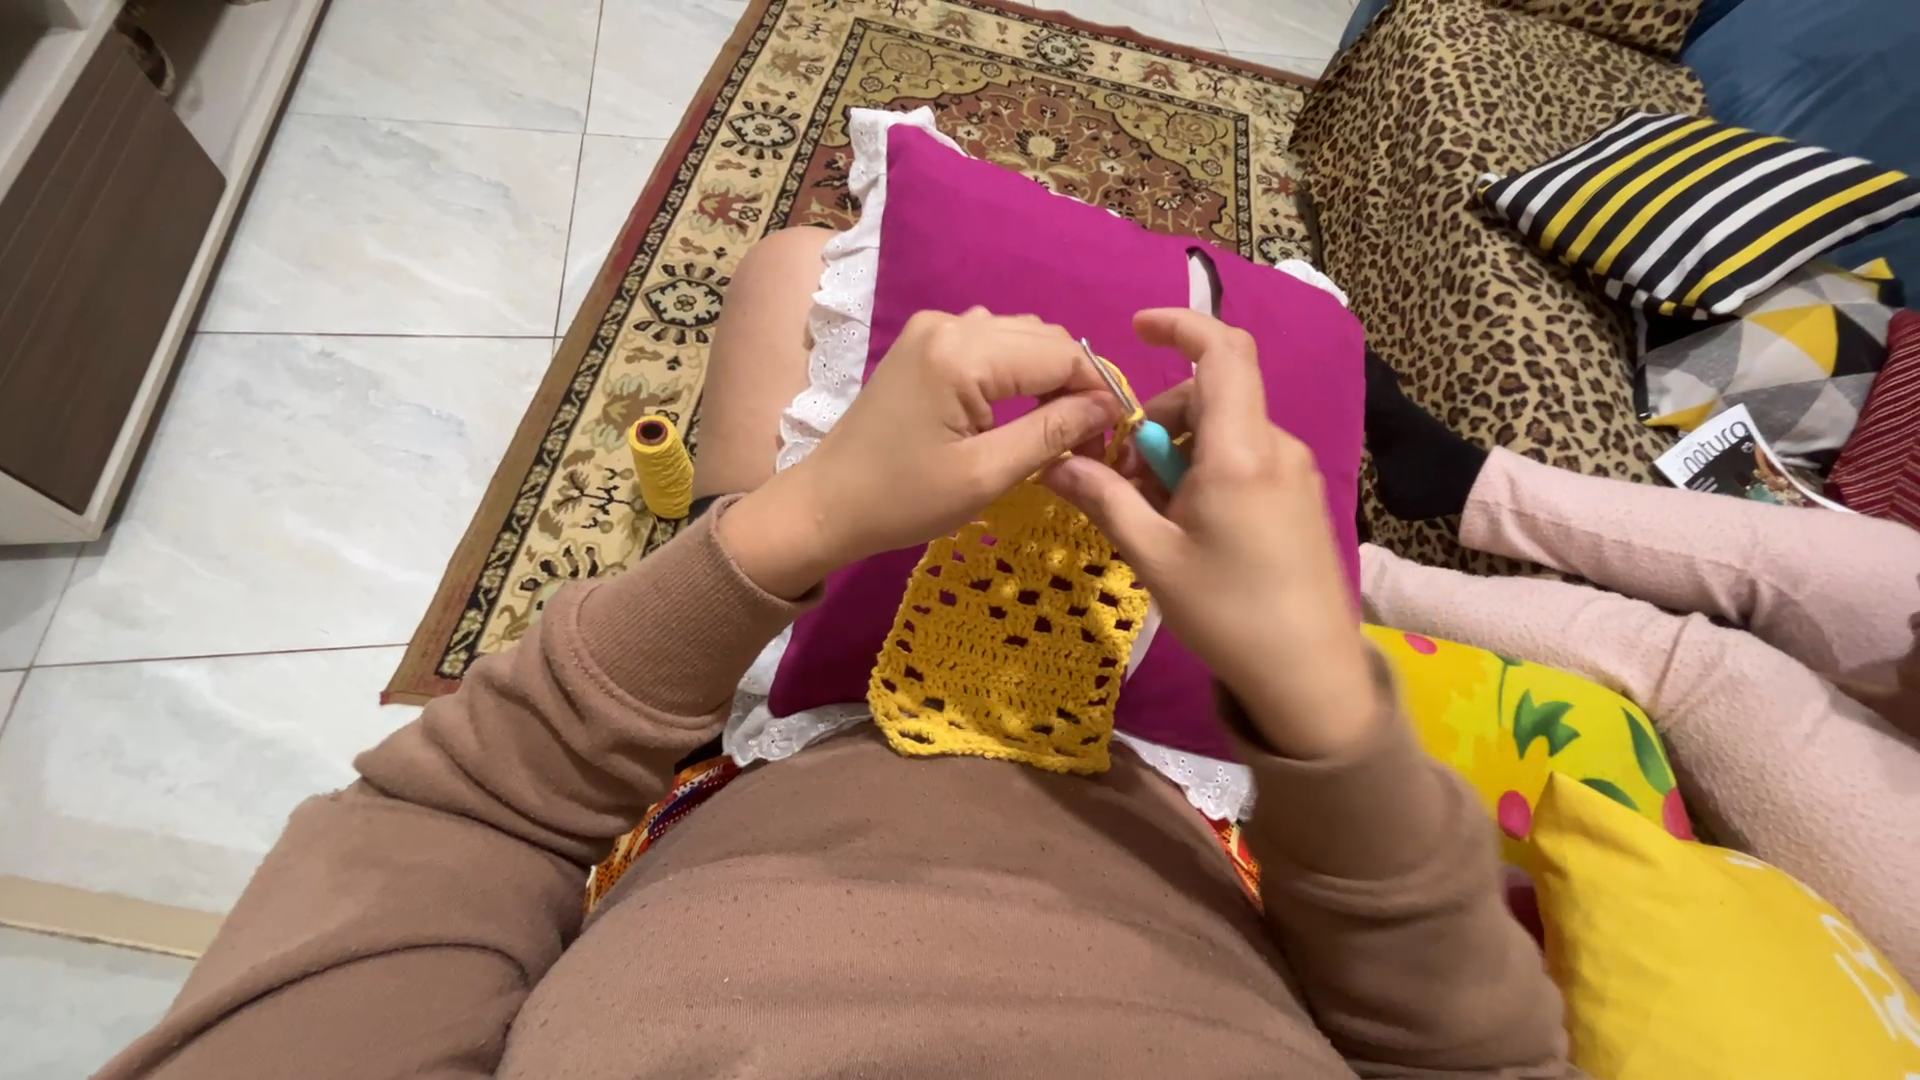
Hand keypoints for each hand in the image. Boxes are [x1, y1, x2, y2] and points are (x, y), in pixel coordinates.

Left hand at [721, 308, 1121, 596]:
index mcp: (963, 354)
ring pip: (1019, 338)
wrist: (827, 505)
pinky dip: (1015, 371)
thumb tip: (1107, 406)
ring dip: (1047, 375)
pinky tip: (1020, 408)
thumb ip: (1052, 433)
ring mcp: (932, 330)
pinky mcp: (923, 345)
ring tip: (1059, 427)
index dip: (1099, 389)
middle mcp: (949, 324)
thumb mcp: (986, 475)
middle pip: (1042, 338)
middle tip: (1092, 437)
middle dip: (1076, 382)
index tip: (1118, 432)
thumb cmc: (903, 501)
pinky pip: (989, 344)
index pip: (1060, 353)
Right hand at [1041, 308, 1376, 758]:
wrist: (1310, 677)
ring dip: (1175, 458)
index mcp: (1241, 453)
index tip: (1136, 329)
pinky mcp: (1299, 499)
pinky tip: (1186, 528)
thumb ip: (1105, 499)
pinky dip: (1202, 475)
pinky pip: (1242, 463)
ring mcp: (1293, 474)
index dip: (1181, 326)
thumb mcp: (1153, 557)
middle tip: (1119, 481)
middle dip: (1155, 425)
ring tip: (1150, 518)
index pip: (1222, 353)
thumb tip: (1056, 463)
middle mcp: (1275, 449)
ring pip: (1222, 435)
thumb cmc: (1228, 613)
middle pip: (1208, 400)